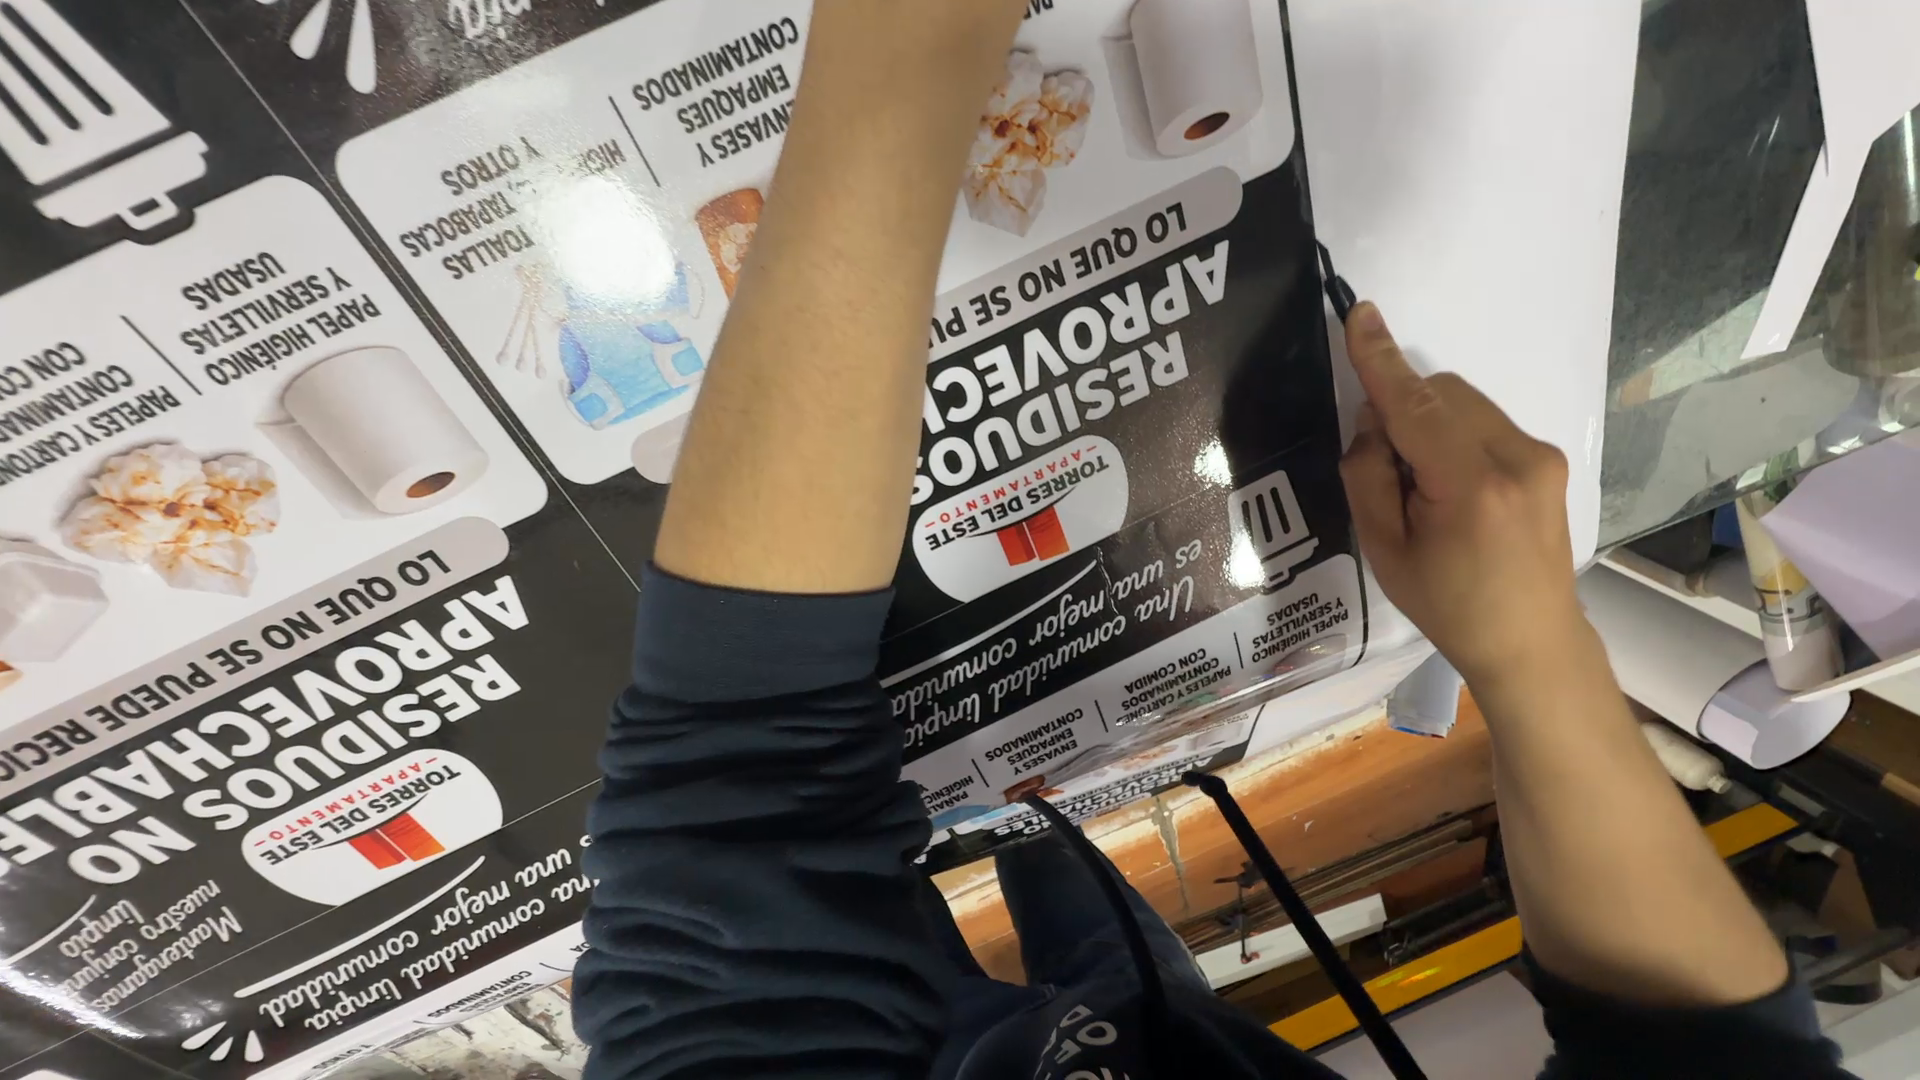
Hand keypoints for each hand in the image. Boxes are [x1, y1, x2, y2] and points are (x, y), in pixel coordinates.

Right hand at [1338, 303, 1587, 687]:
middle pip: (1442, 393)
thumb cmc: (1444, 602)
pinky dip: (1450, 436)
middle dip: (1401, 411)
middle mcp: (1518, 456)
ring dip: (1426, 424)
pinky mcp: (1546, 459)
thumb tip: (1375, 423)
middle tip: (1386, 473)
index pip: (1416, 405)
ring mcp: (1540, 455)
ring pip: (1463, 403)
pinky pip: (1482, 422)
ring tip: (1421, 488)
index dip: (1381, 360)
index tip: (1360, 314)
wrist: (1528, 639)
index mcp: (1472, 484)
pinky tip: (1448, 487)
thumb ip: (1369, 475)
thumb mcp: (1382, 547)